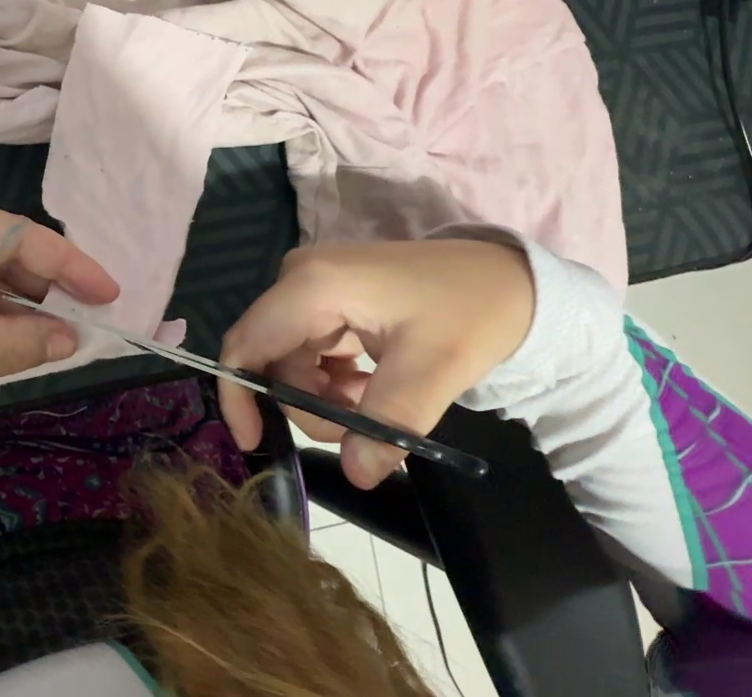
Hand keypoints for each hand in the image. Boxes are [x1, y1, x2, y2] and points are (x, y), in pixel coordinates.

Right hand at [219, 238, 533, 488]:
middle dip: (307, 405)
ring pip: (290, 362)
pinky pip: (310, 353)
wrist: (512, 277)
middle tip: (361, 431)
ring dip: (325, 397)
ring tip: (377, 406)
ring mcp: (311, 289)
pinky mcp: (326, 301)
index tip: (255, 443)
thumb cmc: (472, 310)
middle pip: (271, 360)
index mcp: (311, 287)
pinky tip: (371, 389)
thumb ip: (389, 423)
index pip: (246, 344)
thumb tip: (357, 474)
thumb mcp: (435, 369)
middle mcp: (298, 282)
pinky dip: (334, 383)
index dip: (239, 396)